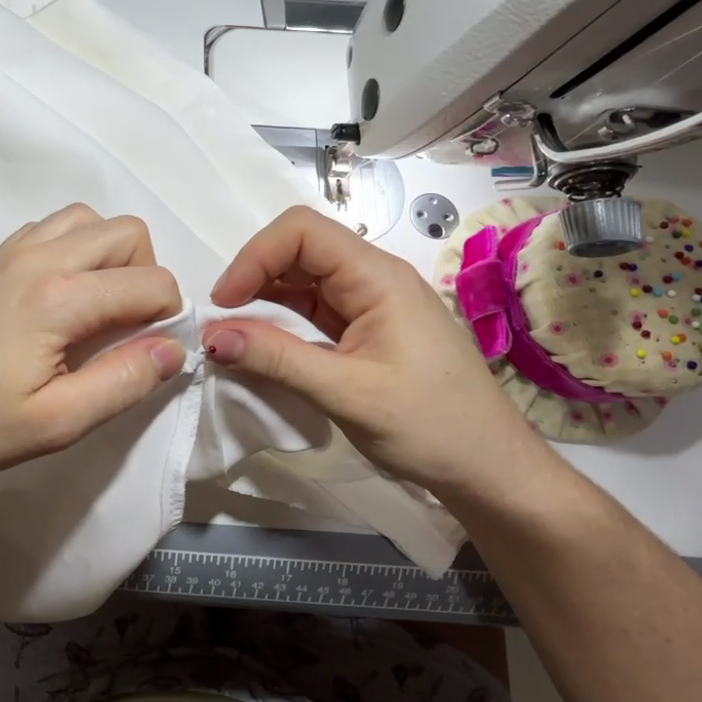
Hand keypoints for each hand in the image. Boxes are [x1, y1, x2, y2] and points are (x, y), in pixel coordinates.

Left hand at [0, 204, 186, 492]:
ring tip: (97, 310)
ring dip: (109, 256)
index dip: (169, 318)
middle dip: (146, 276)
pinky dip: (73, 248)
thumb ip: (124, 382)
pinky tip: (59, 297)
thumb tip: (173, 348)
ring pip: (88, 220)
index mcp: (58, 296)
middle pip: (127, 233)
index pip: (151, 282)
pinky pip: (50, 228)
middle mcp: (38, 257)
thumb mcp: (57, 423)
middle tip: (127, 331)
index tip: (151, 355)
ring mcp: (10, 252)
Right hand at [200, 206, 541, 494]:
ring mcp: (369, 305)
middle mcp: (373, 279)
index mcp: (378, 278)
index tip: (224, 303)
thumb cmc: (430, 426)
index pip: (302, 232)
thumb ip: (277, 359)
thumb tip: (212, 336)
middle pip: (298, 250)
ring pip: (301, 281)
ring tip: (234, 340)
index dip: (255, 256)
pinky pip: (311, 312)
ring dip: (262, 304)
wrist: (489, 470)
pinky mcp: (364, 331)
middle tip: (223, 325)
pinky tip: (262, 351)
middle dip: (253, 278)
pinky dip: (280, 326)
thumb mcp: (347, 394)